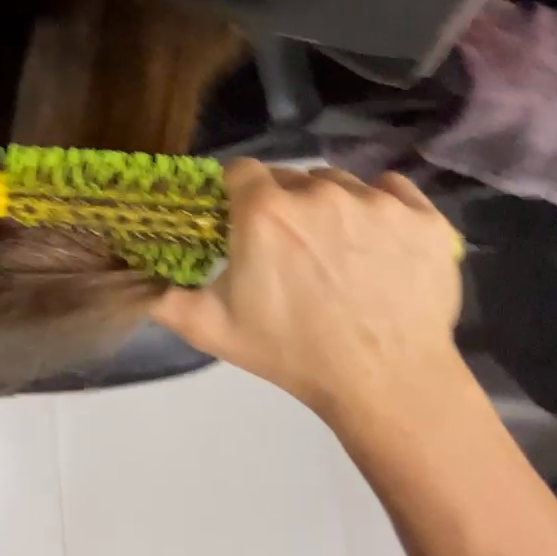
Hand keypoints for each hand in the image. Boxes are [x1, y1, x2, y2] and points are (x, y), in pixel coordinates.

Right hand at [149, 160, 464, 422]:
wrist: (388, 384)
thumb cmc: (291, 352)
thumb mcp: (208, 327)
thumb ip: (160, 297)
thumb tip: (129, 279)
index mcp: (263, 212)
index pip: (240, 171)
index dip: (235, 193)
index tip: (238, 220)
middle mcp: (319, 194)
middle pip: (290, 177)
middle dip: (281, 203)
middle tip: (286, 248)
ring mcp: (378, 204)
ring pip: (340, 183)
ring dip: (330, 205)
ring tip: (334, 248)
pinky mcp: (427, 220)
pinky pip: (393, 190)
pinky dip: (382, 206)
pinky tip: (376, 241)